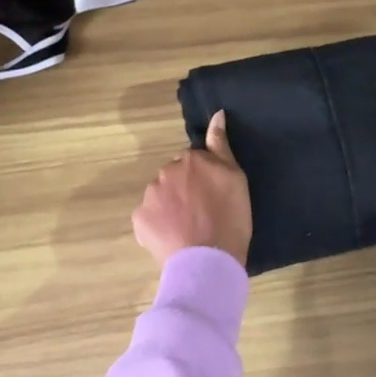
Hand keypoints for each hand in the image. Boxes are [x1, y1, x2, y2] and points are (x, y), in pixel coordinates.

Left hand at [132, 109, 252, 266]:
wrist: (209, 262)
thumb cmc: (229, 219)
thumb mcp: (236, 178)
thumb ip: (221, 145)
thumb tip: (217, 114)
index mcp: (191, 158)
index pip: (194, 161)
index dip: (203, 179)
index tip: (212, 196)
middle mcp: (166, 170)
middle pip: (175, 176)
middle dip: (184, 189)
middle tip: (200, 213)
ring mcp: (150, 195)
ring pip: (160, 195)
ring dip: (170, 206)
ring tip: (187, 229)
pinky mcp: (140, 220)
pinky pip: (149, 218)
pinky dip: (158, 225)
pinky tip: (173, 239)